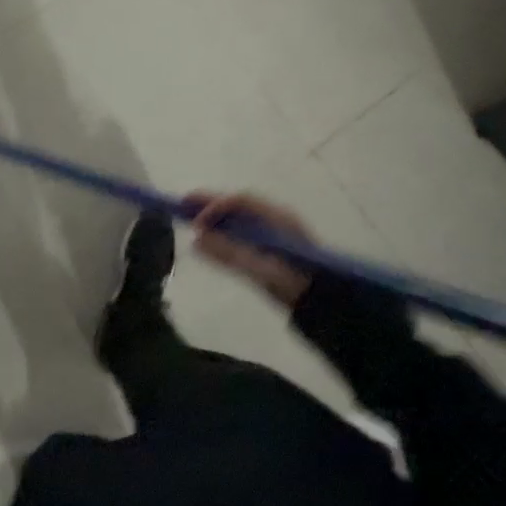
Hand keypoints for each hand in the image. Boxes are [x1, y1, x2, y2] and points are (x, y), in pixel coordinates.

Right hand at [185, 192, 314, 307]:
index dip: (216, 205)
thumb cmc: (294, 283)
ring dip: (215, 217)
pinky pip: (243, 232)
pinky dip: (224, 232)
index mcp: (278, 216)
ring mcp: (274, 232)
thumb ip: (228, 253)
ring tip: (188, 217)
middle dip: (210, 204)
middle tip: (182, 204)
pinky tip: (208, 238)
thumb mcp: (260, 270)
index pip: (242, 201)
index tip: (195, 220)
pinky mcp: (271, 248)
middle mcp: (276, 218)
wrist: (323, 305)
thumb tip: (195, 238)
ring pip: (239, 217)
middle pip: (238, 205)